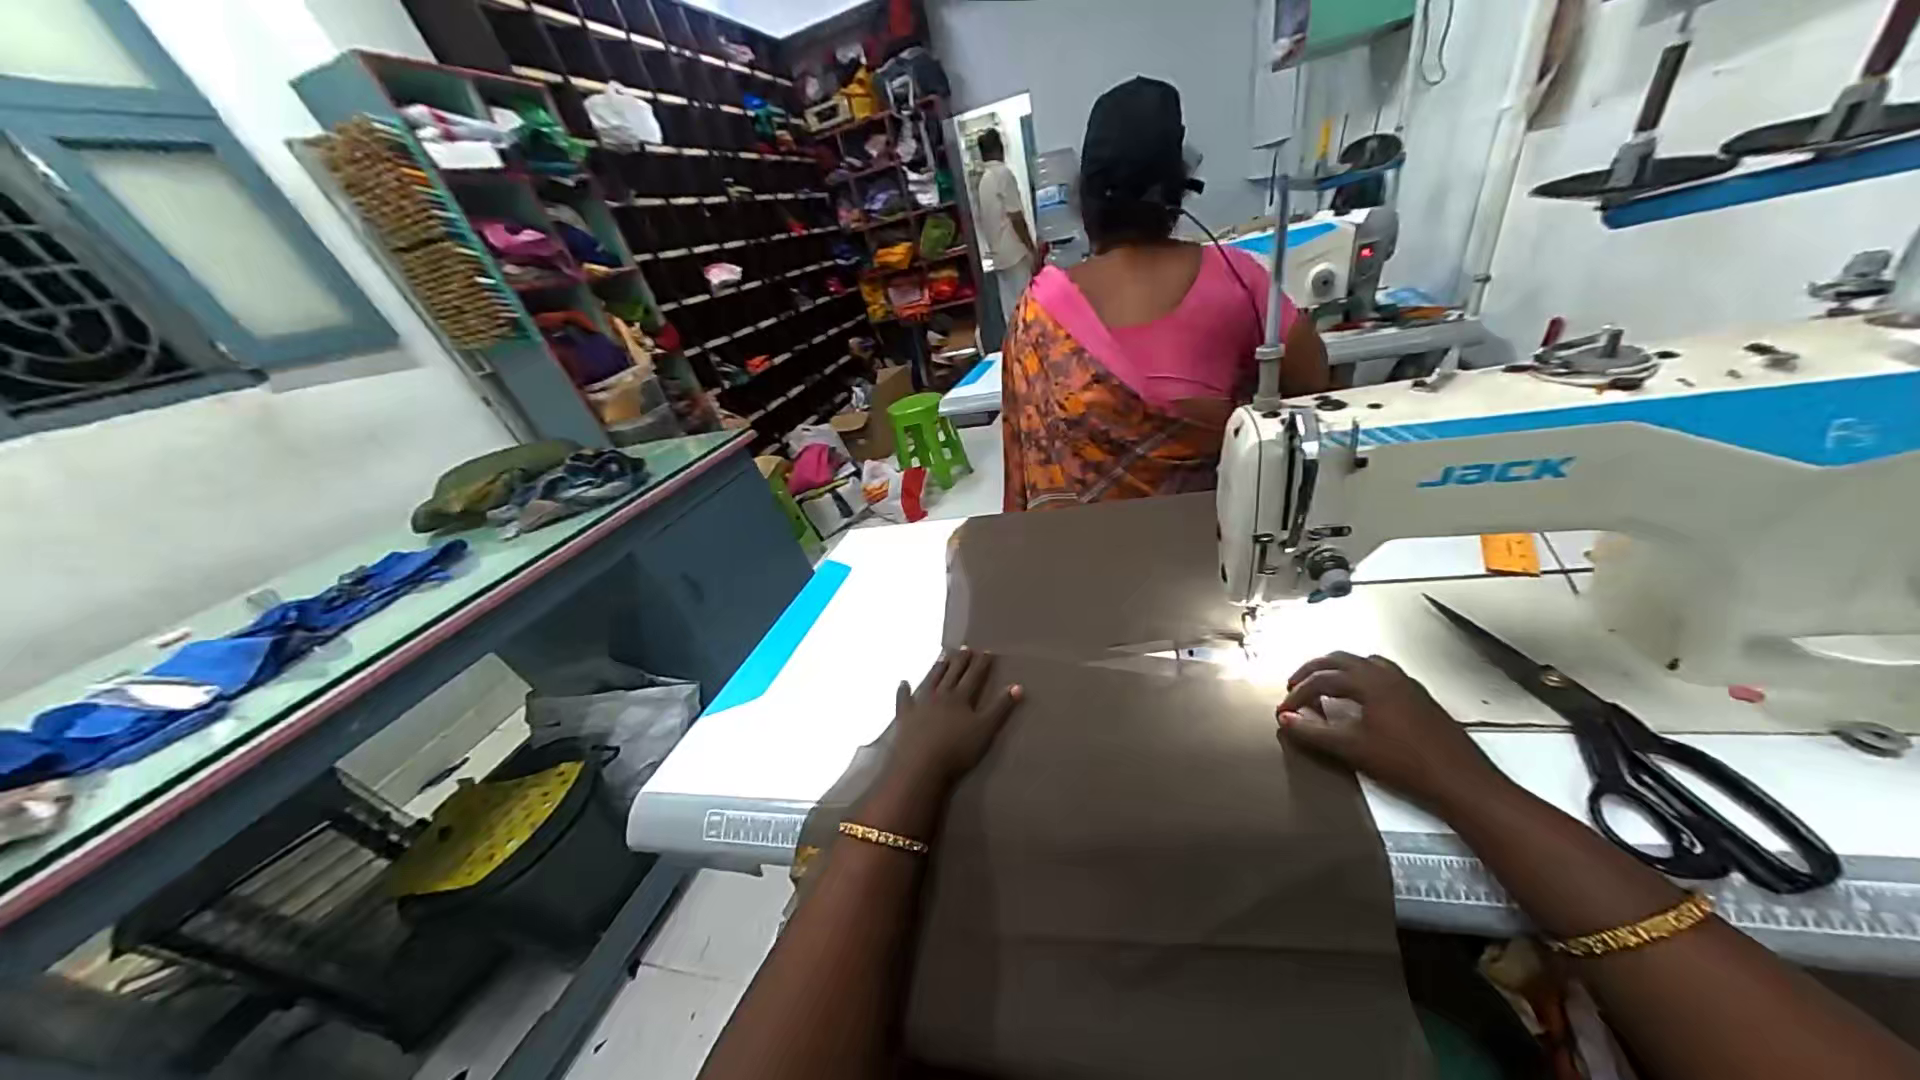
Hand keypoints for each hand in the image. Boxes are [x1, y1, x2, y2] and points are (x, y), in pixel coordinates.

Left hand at [888, 650, 1022, 788]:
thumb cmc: (958, 749)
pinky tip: (903, 682)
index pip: (974, 676)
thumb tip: (1017, 686)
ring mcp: (920, 704)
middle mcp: (941, 695)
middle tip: (964, 647)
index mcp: (961, 698)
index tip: (986, 651)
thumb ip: (1001, 707)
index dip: (981, 664)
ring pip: (931, 681)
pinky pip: (903, 699)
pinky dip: (903, 690)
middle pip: (952, 674)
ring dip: (937, 668)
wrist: (921, 764)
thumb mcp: (986, 729)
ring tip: (942, 656)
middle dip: (960, 661)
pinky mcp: (905, 716)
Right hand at [1276, 651, 1509, 814]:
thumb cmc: (1404, 763)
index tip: (1284, 711)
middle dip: (1312, 672)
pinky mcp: (1418, 696)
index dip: (1298, 694)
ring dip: (1336, 671)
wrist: (1461, 781)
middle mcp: (1386, 674)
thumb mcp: (1351, 748)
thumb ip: (1313, 732)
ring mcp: (1405, 683)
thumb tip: (1284, 719)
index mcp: (1368, 681)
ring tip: (1323, 687)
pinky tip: (1360, 698)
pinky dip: (1359, 677)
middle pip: (1338, 660)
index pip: (1321, 679)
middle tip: (1294, 688)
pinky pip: (1379, 672)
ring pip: (1361, 662)